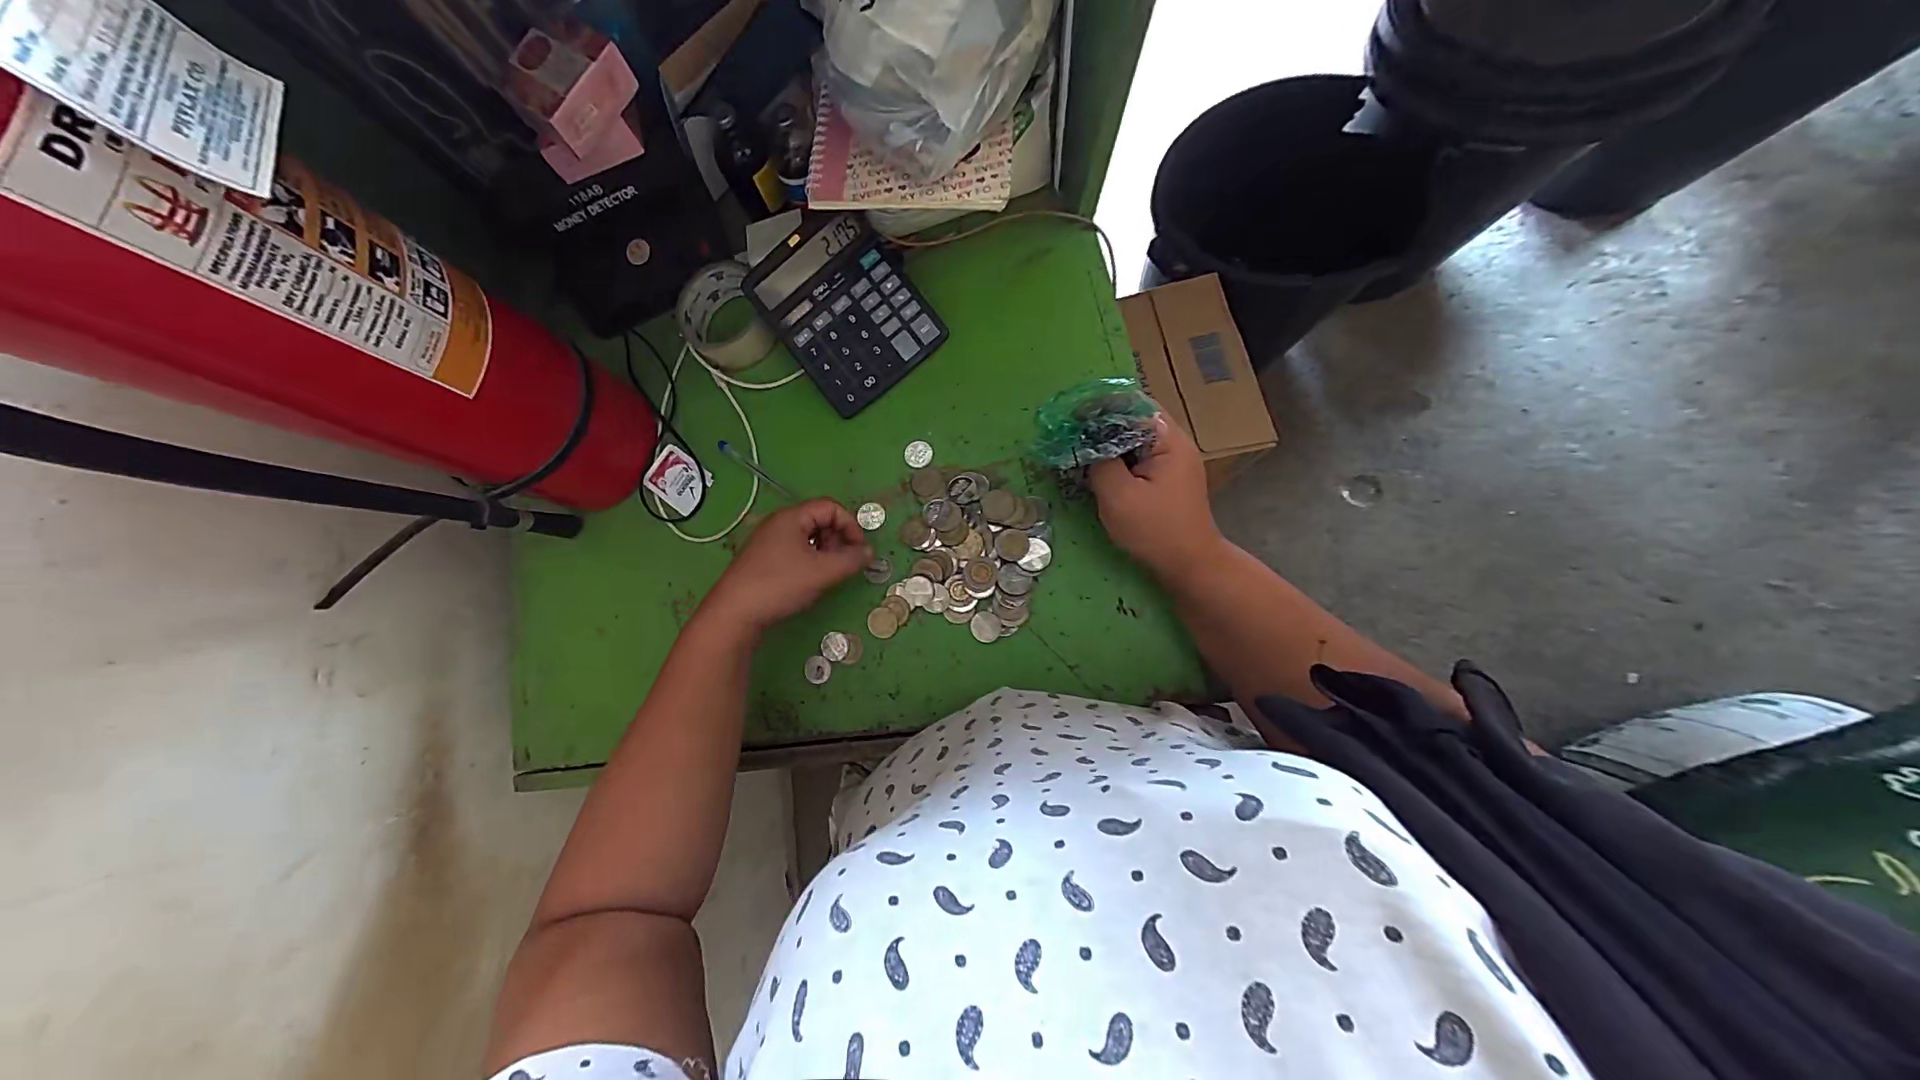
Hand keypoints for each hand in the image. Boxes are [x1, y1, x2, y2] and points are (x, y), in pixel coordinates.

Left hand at [701, 499, 872, 631]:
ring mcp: (768, 542)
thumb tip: (869, 552)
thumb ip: (851, 559)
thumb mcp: (823, 572)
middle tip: (843, 563)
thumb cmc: (780, 584)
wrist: (735, 613)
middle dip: (838, 539)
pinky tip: (809, 581)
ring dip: (825, 552)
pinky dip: (810, 561)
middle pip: (819, 520)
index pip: (831, 507)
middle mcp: (779, 524)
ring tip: (828, 574)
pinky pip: (795, 551)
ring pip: (808, 538)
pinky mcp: (763, 560)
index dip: (850, 525)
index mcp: (791, 517)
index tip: (859, 549)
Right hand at [1086, 415, 1225, 577]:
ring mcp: (1172, 462)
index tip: (1070, 414)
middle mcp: (1174, 444)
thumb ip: (1099, 463)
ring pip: (1133, 440)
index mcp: (1168, 440)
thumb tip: (1083, 443)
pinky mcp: (1166, 479)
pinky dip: (1116, 459)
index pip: (1132, 404)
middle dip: (1100, 423)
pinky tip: (1095, 469)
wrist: (1190, 565)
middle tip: (1068, 431)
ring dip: (1106, 443)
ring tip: (1076, 447)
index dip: (1099, 406)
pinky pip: (1137, 458)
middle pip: (1132, 419)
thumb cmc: (1155, 530)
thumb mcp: (1119, 496)